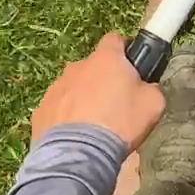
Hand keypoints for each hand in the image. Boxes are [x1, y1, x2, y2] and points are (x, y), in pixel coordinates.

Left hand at [30, 33, 165, 151]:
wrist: (79, 155)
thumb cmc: (120, 122)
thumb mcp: (154, 104)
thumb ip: (151, 88)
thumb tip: (146, 87)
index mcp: (106, 59)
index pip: (116, 40)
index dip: (126, 51)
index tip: (133, 67)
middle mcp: (77, 66)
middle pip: (94, 67)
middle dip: (104, 80)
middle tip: (117, 105)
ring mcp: (55, 88)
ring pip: (74, 88)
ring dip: (84, 99)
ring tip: (95, 127)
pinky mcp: (41, 111)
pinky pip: (59, 109)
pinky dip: (67, 118)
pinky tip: (77, 138)